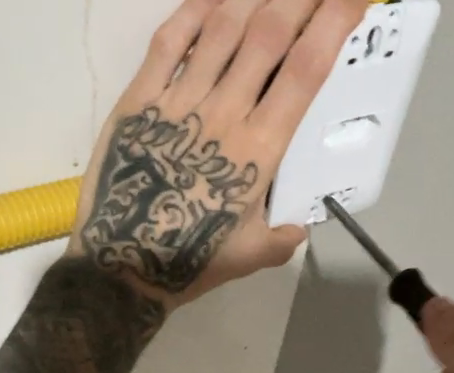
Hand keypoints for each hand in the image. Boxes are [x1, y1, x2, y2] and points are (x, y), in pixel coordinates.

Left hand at [70, 0, 362, 307]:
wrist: (120, 267)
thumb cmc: (188, 262)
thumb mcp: (247, 257)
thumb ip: (279, 241)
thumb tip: (297, 229)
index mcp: (259, 152)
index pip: (305, 72)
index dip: (333, 23)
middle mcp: (225, 114)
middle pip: (269, 33)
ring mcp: (179, 101)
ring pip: (222, 26)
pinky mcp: (138, 99)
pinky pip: (170, 41)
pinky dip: (194, 10)